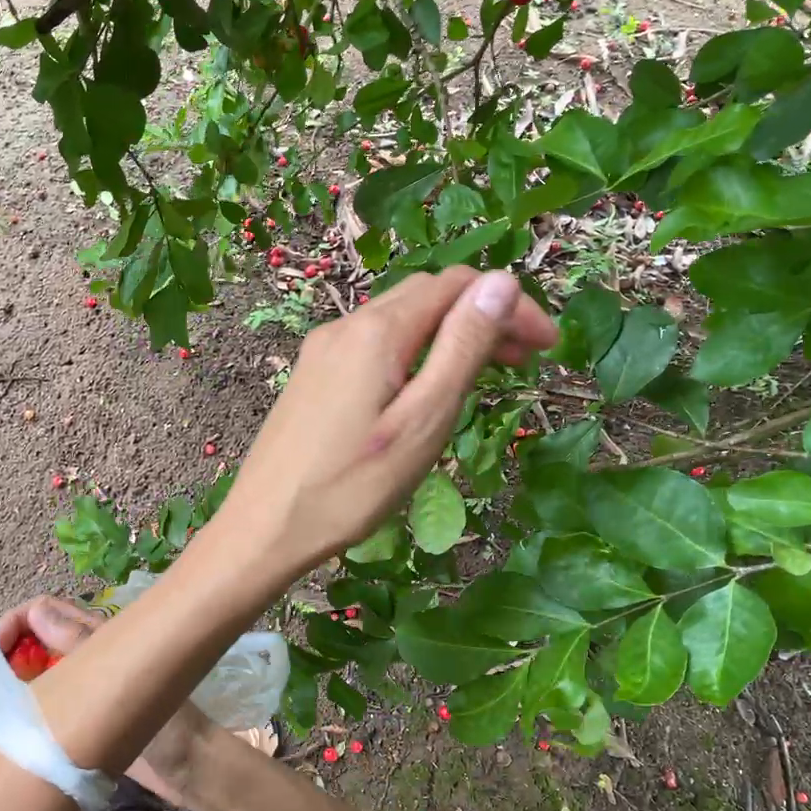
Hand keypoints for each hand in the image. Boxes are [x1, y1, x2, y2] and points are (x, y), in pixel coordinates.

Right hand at [0, 596, 217, 804]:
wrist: (191, 771)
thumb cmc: (168, 721)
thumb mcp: (125, 677)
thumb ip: (81, 645)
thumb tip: (37, 611)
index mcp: (98, 636)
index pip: (45, 611)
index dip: (17, 621)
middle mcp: (86, 656)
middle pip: (35, 640)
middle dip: (8, 651)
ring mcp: (83, 688)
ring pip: (36, 671)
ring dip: (12, 680)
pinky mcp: (81, 719)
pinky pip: (44, 704)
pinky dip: (23, 707)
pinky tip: (11, 724)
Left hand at [209, 268, 556, 581]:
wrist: (263, 528)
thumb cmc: (349, 488)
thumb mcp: (422, 421)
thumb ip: (461, 349)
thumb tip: (501, 282)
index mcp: (375, 332)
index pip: (457, 285)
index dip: (510, 305)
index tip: (547, 347)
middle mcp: (343, 327)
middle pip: (426, 297)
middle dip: (481, 316)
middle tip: (524, 363)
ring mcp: (320, 352)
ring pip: (398, 322)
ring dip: (447, 337)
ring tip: (483, 378)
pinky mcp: (310, 379)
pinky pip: (371, 349)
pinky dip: (411, 356)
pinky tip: (423, 392)